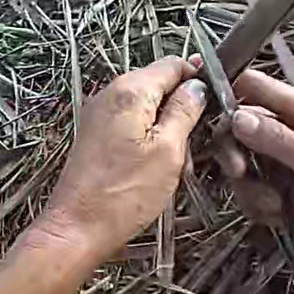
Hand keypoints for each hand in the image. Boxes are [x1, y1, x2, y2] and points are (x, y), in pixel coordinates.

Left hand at [37, 57, 208, 261]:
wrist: (76, 228)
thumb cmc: (121, 195)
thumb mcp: (168, 151)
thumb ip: (185, 112)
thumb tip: (197, 87)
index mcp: (130, 90)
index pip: (173, 64)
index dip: (198, 78)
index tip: (216, 101)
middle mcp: (110, 94)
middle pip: (159, 84)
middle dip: (183, 107)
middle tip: (198, 140)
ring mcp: (100, 114)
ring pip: (147, 107)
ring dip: (167, 128)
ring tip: (176, 161)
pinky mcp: (96, 135)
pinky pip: (131, 124)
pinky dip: (149, 139)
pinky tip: (156, 167)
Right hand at [213, 70, 293, 268]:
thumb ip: (279, 140)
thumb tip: (238, 117)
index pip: (253, 86)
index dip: (227, 96)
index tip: (210, 119)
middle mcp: (288, 128)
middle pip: (236, 126)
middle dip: (235, 154)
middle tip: (240, 173)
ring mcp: (278, 156)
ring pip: (237, 160)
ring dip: (249, 187)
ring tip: (274, 203)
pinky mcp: (273, 181)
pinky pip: (245, 187)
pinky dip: (256, 203)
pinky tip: (279, 212)